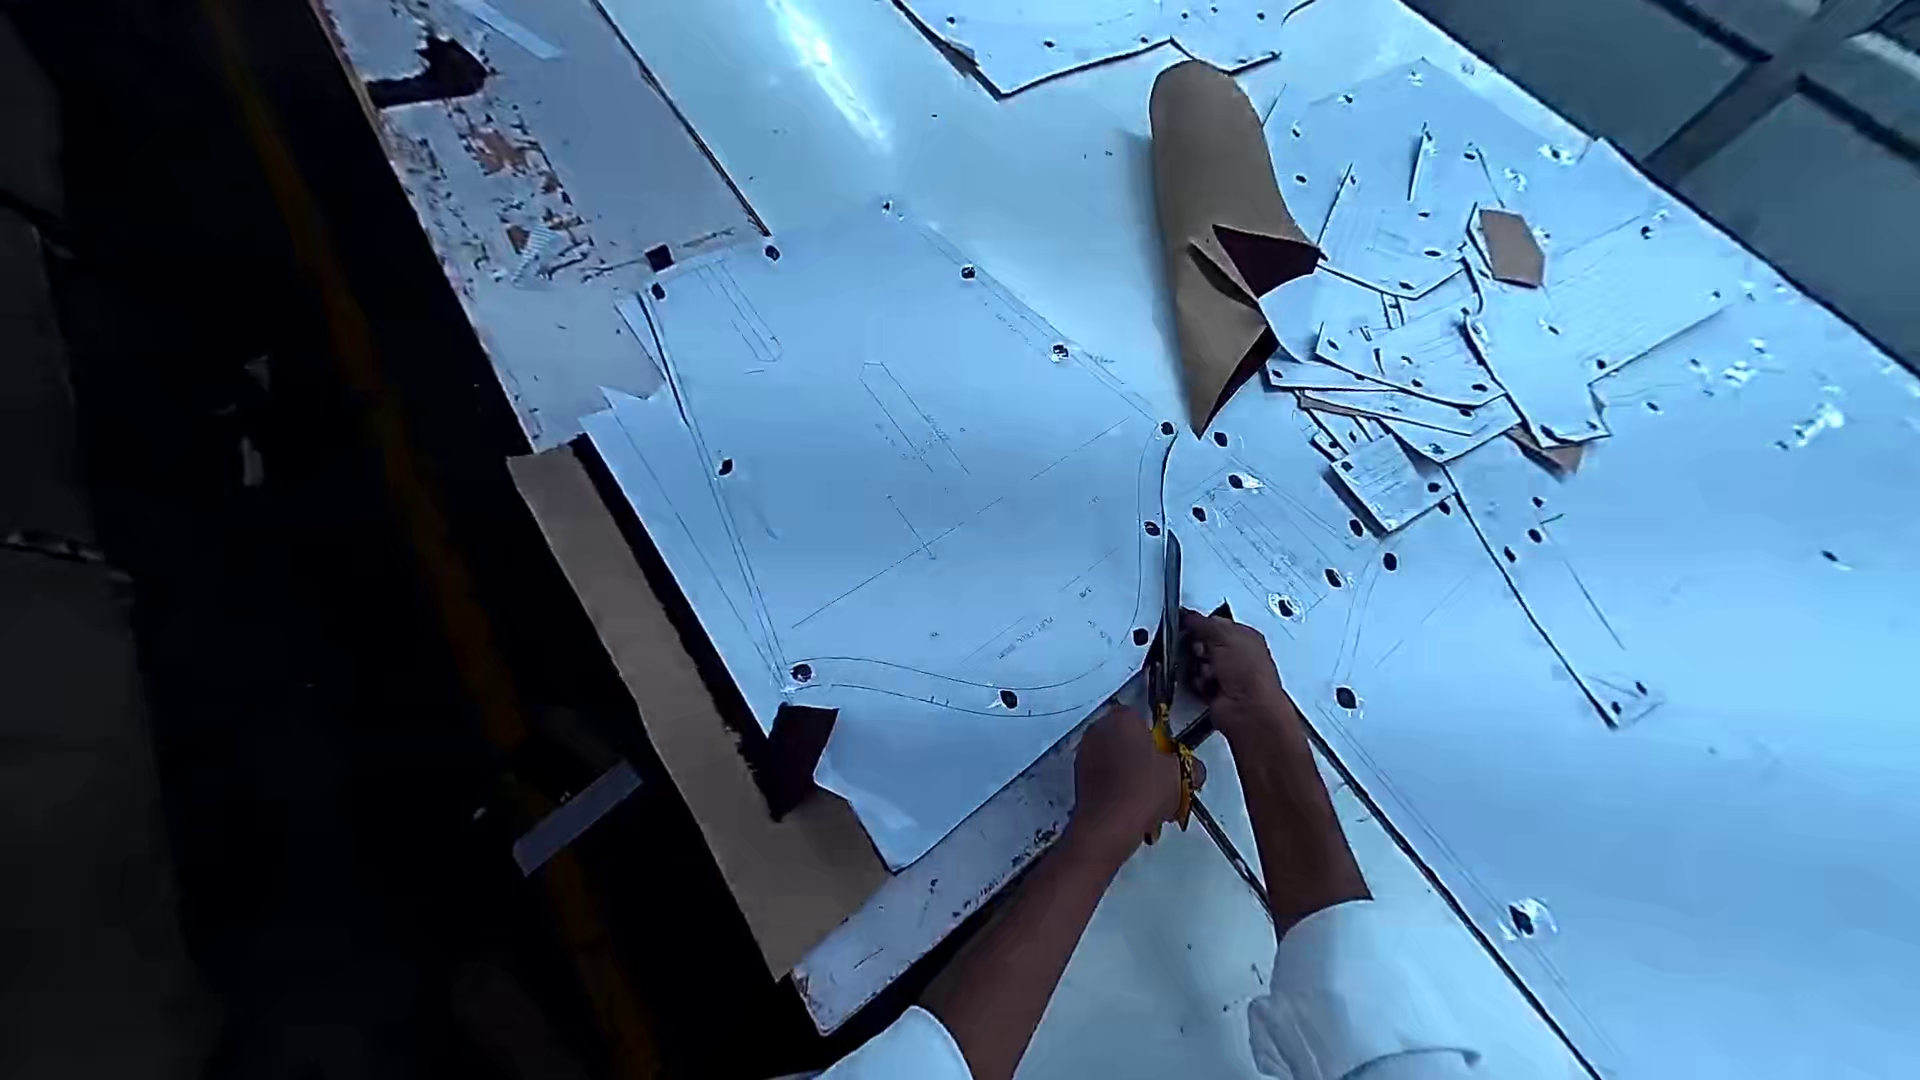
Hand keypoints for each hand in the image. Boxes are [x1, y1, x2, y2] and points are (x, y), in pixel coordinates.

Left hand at [1071, 705, 1200, 853]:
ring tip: (1147, 800)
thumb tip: (1192, 769)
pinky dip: (1116, 785)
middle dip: (1143, 756)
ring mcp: (1085, 749)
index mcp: (1123, 718)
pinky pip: (1103, 774)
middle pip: (1127, 738)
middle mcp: (1099, 727)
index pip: (1143, 718)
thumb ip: (1191, 766)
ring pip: (1115, 757)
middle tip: (1159, 780)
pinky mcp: (1078, 773)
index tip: (1167, 760)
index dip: (1158, 740)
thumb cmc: (1145, 790)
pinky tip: (1130, 807)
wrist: (1109, 823)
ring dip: (1130, 773)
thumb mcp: (1181, 775)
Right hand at [1181, 609, 1295, 739]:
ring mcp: (1226, 675)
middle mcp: (1237, 656)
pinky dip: (1197, 682)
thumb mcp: (1223, 636)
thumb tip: (1188, 616)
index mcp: (1245, 637)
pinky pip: (1195, 681)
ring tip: (1207, 671)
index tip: (1187, 623)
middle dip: (1197, 646)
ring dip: (1196, 666)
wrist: (1247, 710)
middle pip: (1203, 643)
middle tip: (1201, 651)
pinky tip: (1206, 684)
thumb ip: (1203, 623)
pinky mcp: (1215, 692)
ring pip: (1197, 663)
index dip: (1201, 623)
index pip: (1216, 623)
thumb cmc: (1250, 675)